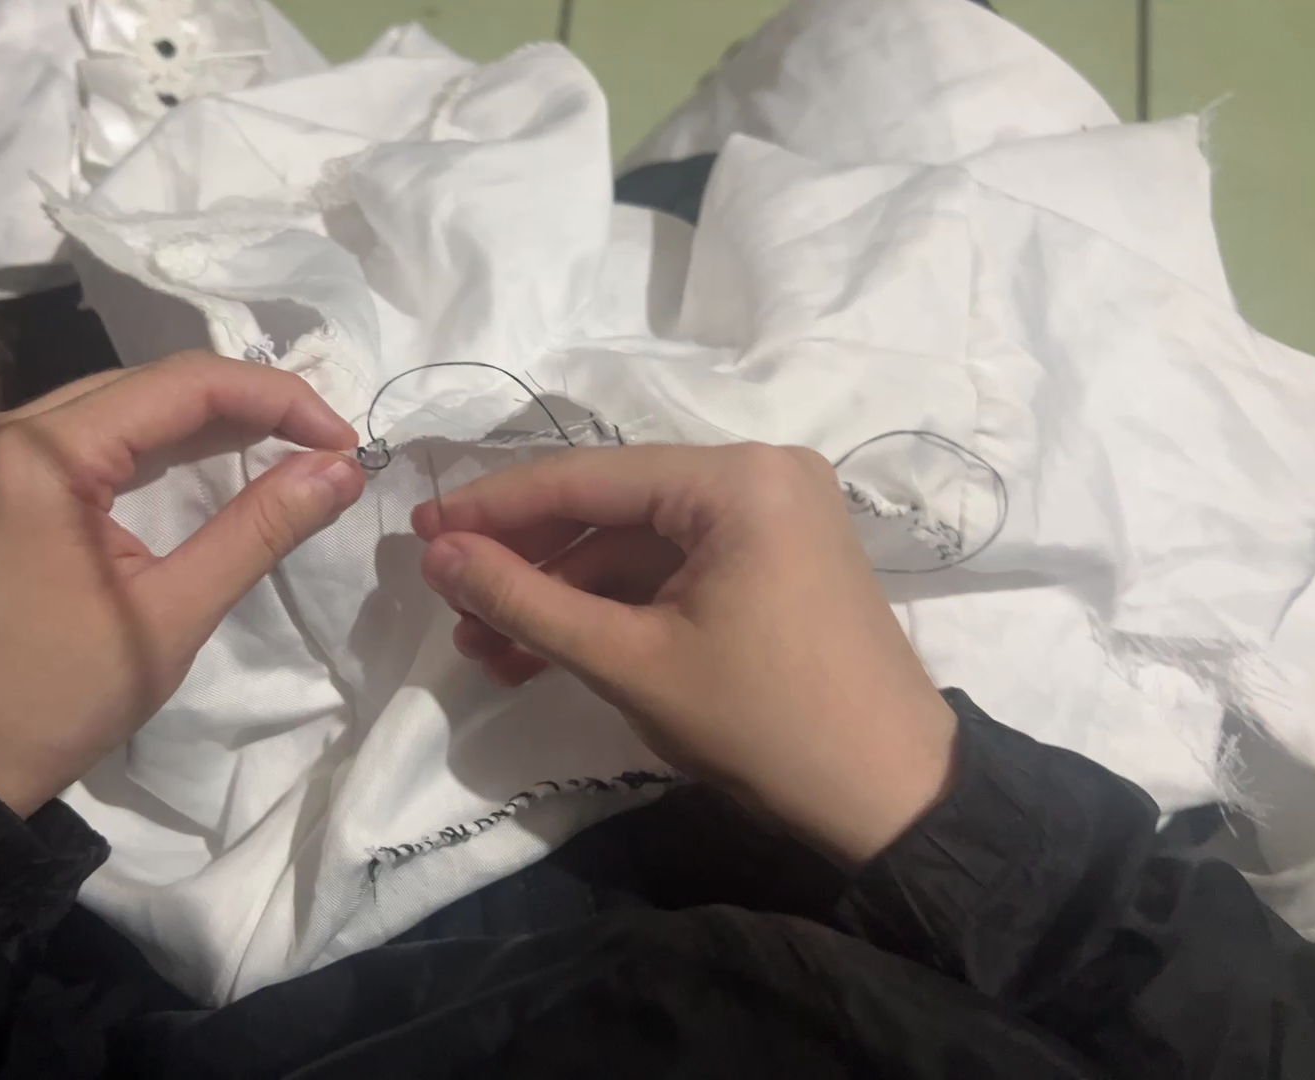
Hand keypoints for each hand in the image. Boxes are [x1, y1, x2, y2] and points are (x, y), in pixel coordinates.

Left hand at [0, 353, 364, 815]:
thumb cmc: (59, 699)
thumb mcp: (174, 614)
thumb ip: (261, 530)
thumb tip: (341, 470)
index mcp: (41, 456)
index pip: (183, 386)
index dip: (277, 399)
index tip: (341, 439)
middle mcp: (7, 431)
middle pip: (152, 385)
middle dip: (250, 406)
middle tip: (322, 445)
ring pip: (126, 405)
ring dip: (210, 422)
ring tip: (286, 447)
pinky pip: (96, 436)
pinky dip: (164, 445)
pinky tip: (212, 462)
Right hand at [413, 443, 956, 863]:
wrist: (891, 808)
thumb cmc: (763, 724)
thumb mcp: (626, 660)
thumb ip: (523, 600)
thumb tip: (438, 556)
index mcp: (735, 480)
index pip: (585, 477)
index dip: (493, 507)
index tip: (423, 531)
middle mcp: (752, 478)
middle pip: (605, 510)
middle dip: (523, 562)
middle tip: (448, 596)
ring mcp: (761, 520)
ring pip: (626, 548)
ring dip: (556, 596)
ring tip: (483, 647)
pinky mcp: (759, 563)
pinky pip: (660, 574)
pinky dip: (603, 611)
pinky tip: (540, 653)